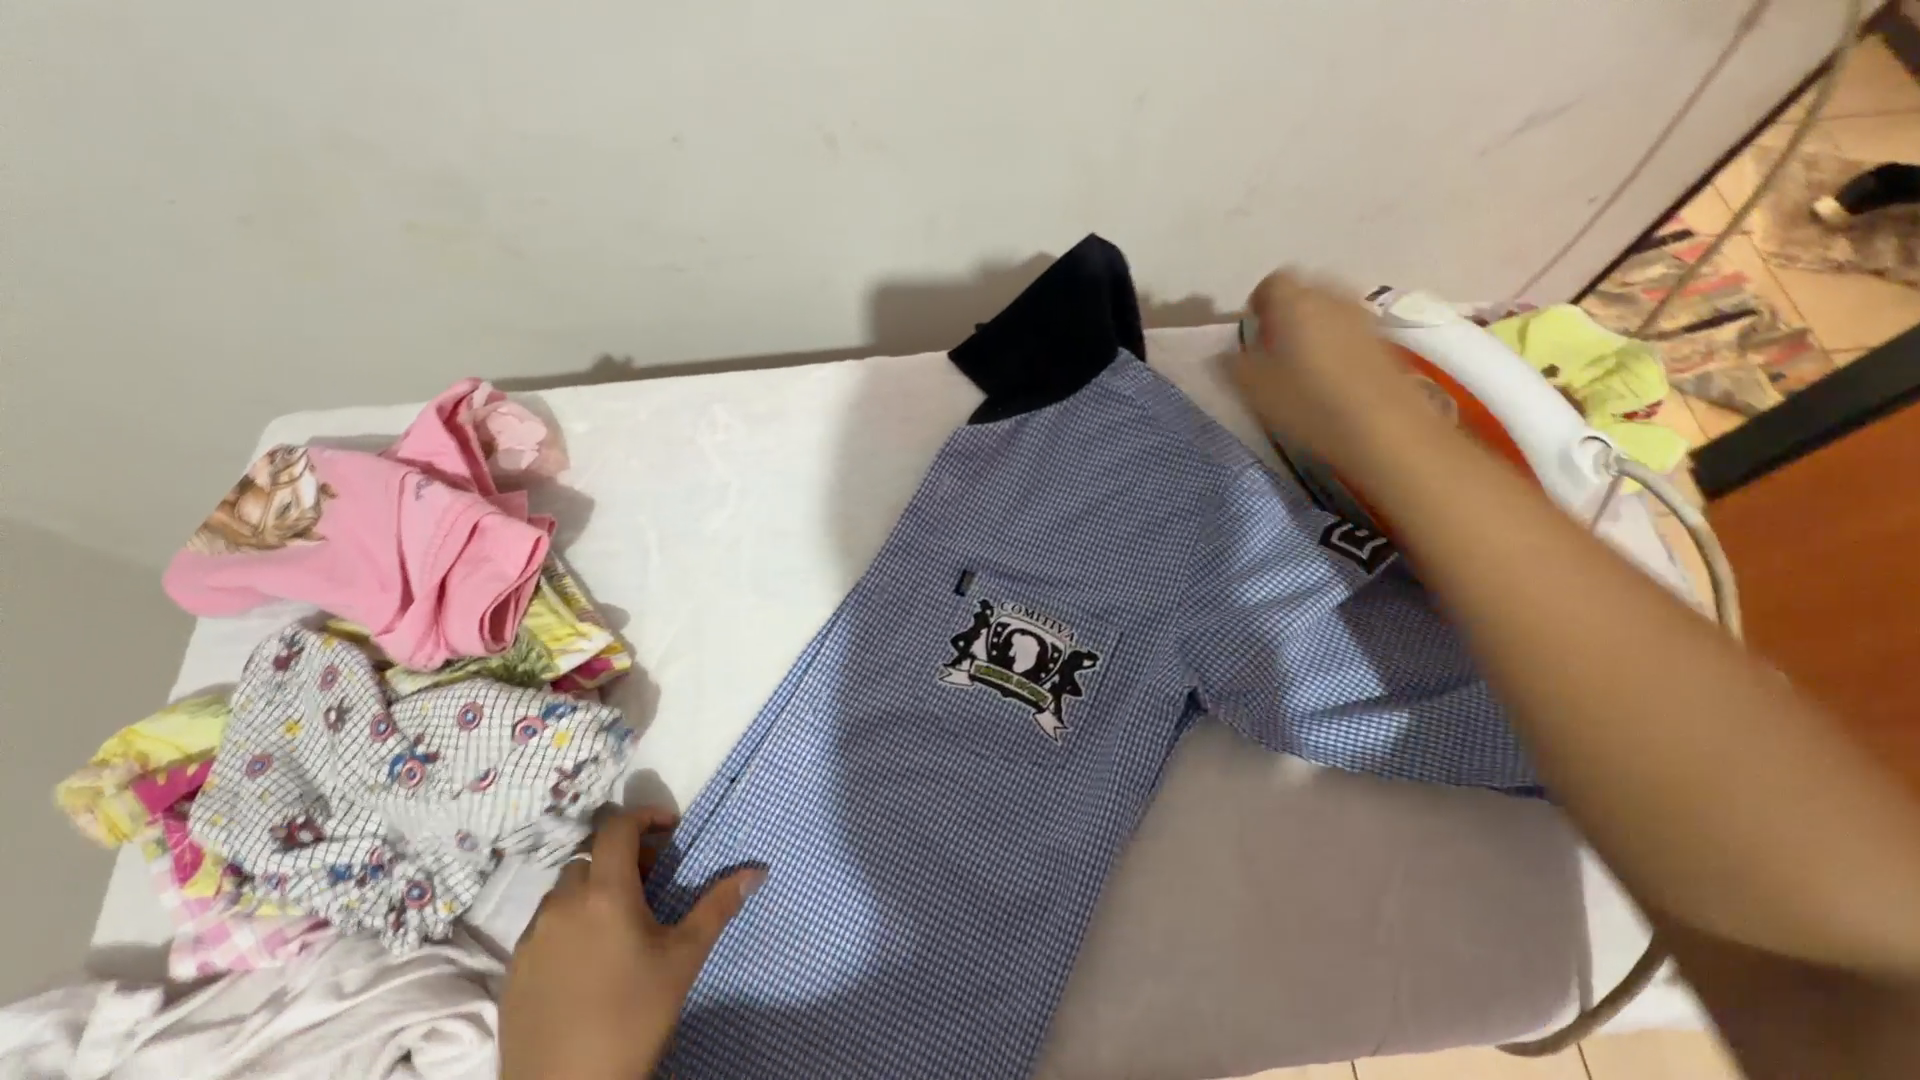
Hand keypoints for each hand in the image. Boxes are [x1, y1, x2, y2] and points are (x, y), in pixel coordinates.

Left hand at [500, 806, 765, 1079]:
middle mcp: (561, 904)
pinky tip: (588, 962)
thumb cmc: (633, 1017)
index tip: (669, 831)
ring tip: (620, 926)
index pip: (616, 826)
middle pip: (590, 858)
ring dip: (593, 891)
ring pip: (564, 892)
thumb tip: (756, 871)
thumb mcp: (684, 959)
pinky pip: (544, 927)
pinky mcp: (513, 969)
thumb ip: (717, 907)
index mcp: (604, 893)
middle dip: (622, 860)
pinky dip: (569, 924)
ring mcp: (531, 937)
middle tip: (651, 886)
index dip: (644, 817)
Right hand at [1230, 270, 1435, 476]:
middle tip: (1277, 348)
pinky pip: (1351, 329)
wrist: (1384, 427)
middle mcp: (1330, 296)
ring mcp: (1362, 315)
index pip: (1270, 284)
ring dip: (1315, 327)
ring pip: (1330, 309)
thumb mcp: (1254, 390)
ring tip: (1305, 364)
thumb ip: (1233, 364)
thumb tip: (1224, 353)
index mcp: (1293, 301)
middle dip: (1288, 313)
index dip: (1258, 306)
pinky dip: (1339, 342)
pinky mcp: (1385, 337)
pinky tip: (1334, 376)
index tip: (1254, 334)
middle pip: (1304, 291)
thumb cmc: (1309, 404)